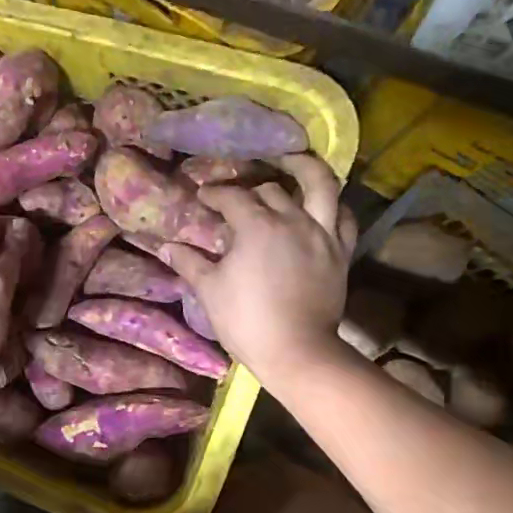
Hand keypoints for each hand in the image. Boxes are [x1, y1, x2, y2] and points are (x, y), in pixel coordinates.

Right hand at [163, 155, 358, 375]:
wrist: (296, 351)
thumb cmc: (245, 320)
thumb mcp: (209, 290)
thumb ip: (190, 263)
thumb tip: (168, 247)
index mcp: (256, 226)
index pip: (232, 198)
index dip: (214, 194)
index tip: (202, 196)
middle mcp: (292, 219)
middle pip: (270, 190)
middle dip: (250, 188)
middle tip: (237, 195)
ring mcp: (322, 233)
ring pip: (320, 186)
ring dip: (306, 169)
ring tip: (293, 161)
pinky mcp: (340, 252)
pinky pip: (343, 217)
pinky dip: (333, 205)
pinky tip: (322, 205)